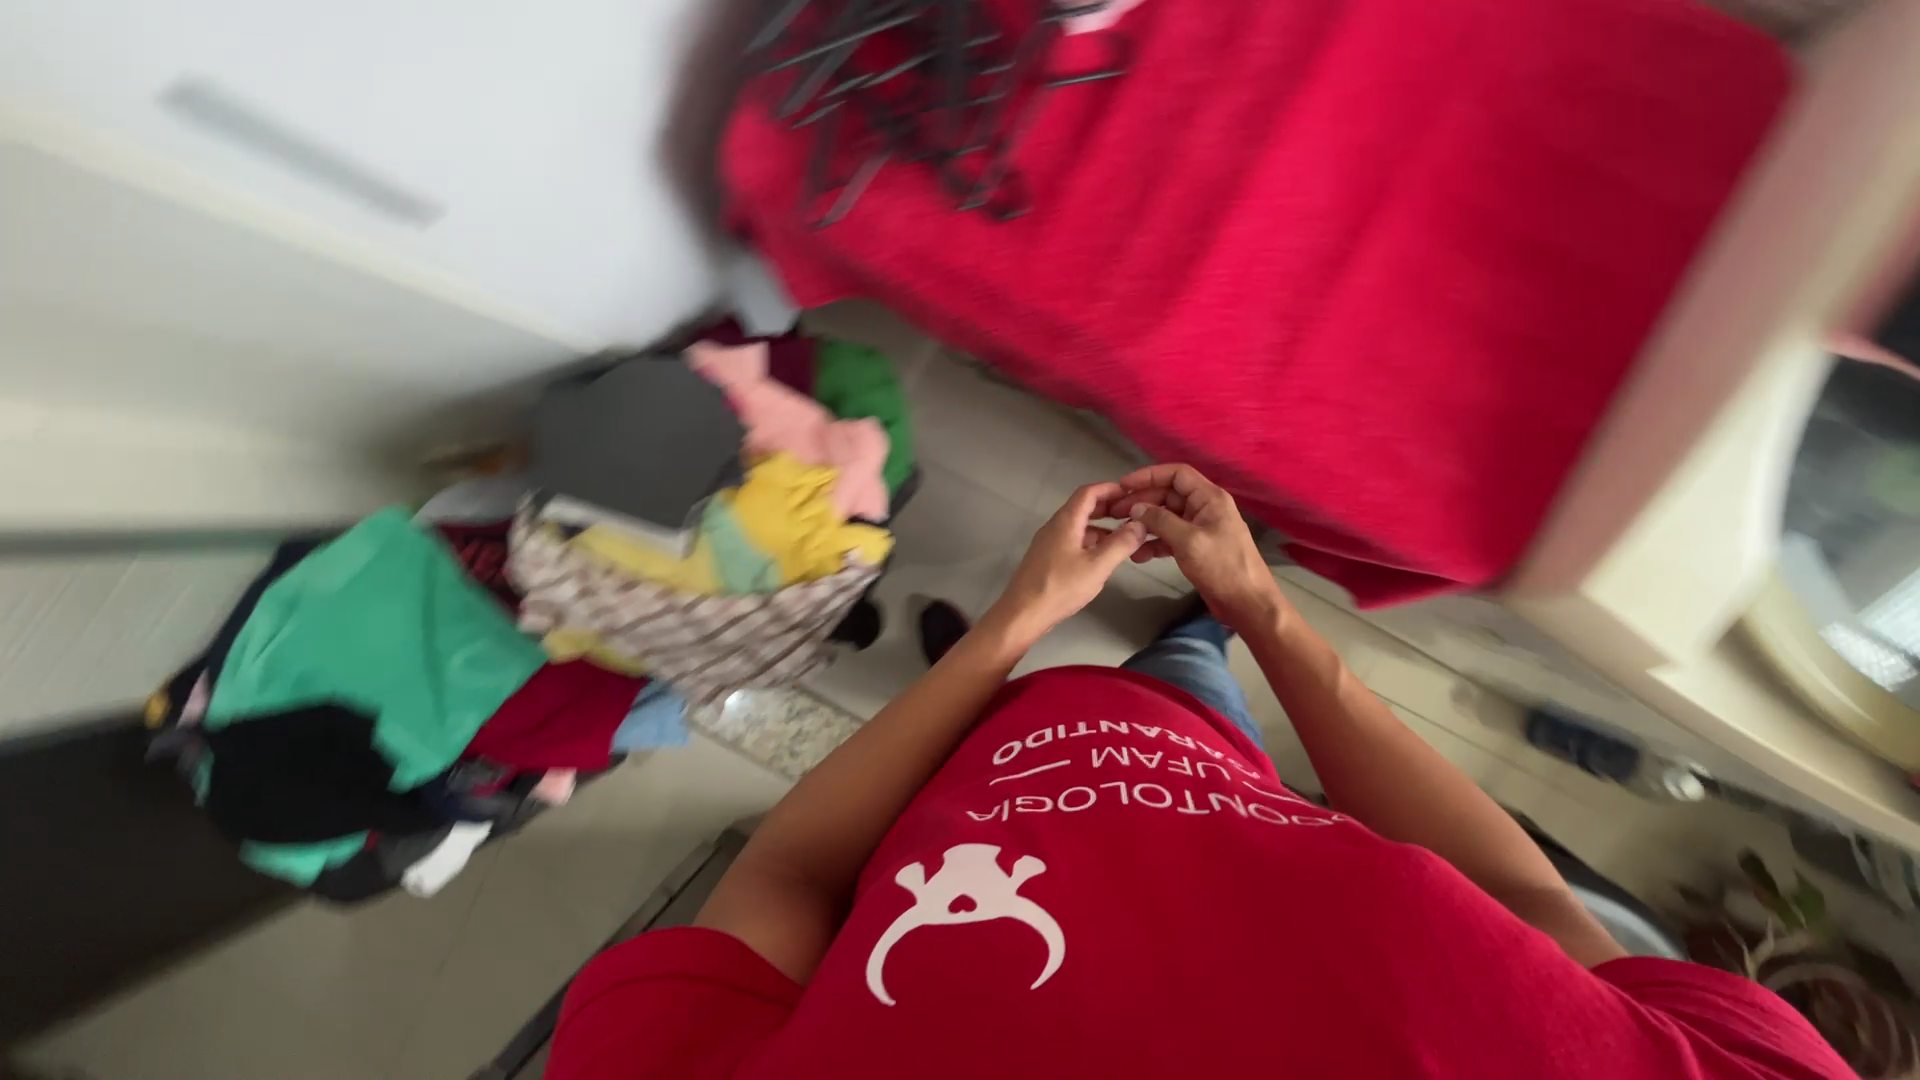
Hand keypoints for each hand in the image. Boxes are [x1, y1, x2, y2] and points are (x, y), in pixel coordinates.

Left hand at [983, 483, 1146, 646]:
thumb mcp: (1097, 566)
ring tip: (1124, 537)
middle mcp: (1055, 526)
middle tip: (1132, 514)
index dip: (1110, 488)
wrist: (1023, 613)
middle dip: (1108, 508)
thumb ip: (1121, 544)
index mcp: (1065, 521)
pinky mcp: (1046, 558)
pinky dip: (1090, 541)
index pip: (1088, 492)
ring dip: (1101, 527)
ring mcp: (1048, 542)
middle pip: (1082, 507)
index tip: (1130, 492)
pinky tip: (1102, 557)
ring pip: (1078, 526)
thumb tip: (1141, 524)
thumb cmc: (1060, 587)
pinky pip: (1072, 540)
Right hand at [1109, 463, 1287, 632]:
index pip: (1176, 474)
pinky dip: (1153, 543)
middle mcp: (1204, 508)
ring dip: (1144, 524)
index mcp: (1209, 498)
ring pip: (1166, 517)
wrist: (1246, 603)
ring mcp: (1199, 528)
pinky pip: (1169, 537)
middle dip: (1142, 502)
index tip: (1124, 485)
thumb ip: (1160, 521)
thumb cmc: (1222, 567)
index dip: (1149, 476)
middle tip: (1114, 513)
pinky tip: (1137, 555)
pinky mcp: (1194, 547)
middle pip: (1168, 495)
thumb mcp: (1189, 541)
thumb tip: (1136, 508)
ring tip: (1122, 533)